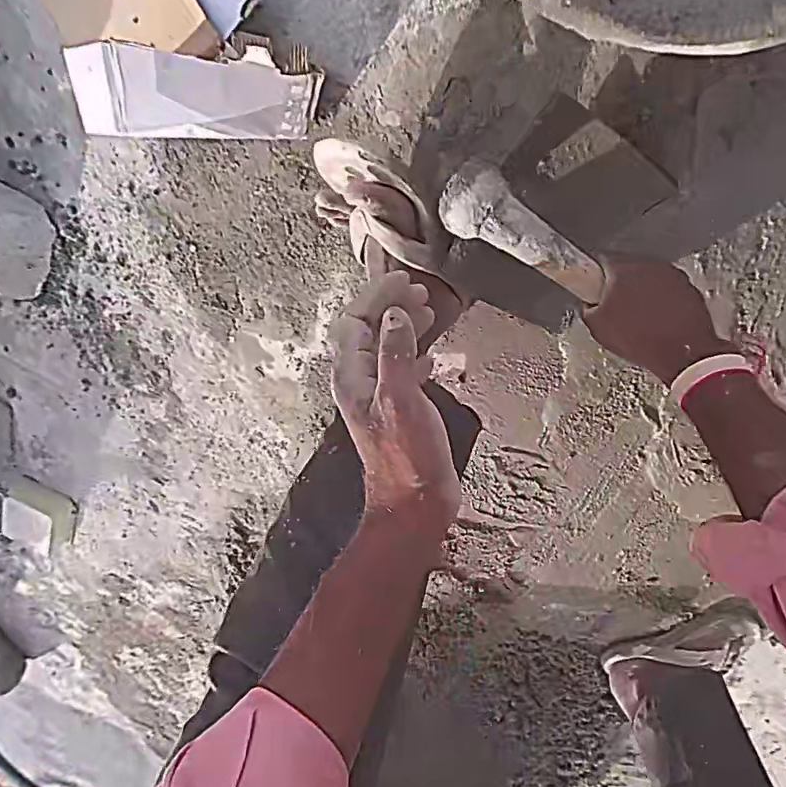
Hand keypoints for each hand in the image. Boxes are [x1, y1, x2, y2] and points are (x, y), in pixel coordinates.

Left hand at [329, 270, 460, 529]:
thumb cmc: (408, 458)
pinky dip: (415, 353)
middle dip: (390, 305)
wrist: (414, 504)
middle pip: (367, 330)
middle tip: (420, 293)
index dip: (377, 296)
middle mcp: (360, 383)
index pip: (355, 321)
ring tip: (428, 311)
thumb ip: (397, 355)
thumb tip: (396, 316)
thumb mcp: (402, 400)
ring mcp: (378, 397)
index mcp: (353, 377)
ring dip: (403, 325)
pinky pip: (401, 368)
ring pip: (385, 347)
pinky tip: (432, 356)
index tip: (405, 282)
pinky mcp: (397, 410)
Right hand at [582, 254, 735, 383]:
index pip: (604, 262)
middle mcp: (651, 265)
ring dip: (645, 293)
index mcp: (625, 269)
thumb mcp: (599, 327)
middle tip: (619, 310)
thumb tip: (591, 304)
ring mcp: (674, 276)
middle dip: (623, 286)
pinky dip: (665, 303)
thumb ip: (589, 307)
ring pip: (652, 279)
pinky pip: (671, 292)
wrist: (682, 356)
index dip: (598, 278)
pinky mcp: (691, 289)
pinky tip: (660, 323)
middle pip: (630, 269)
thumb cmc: (640, 340)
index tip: (598, 290)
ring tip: (641, 320)